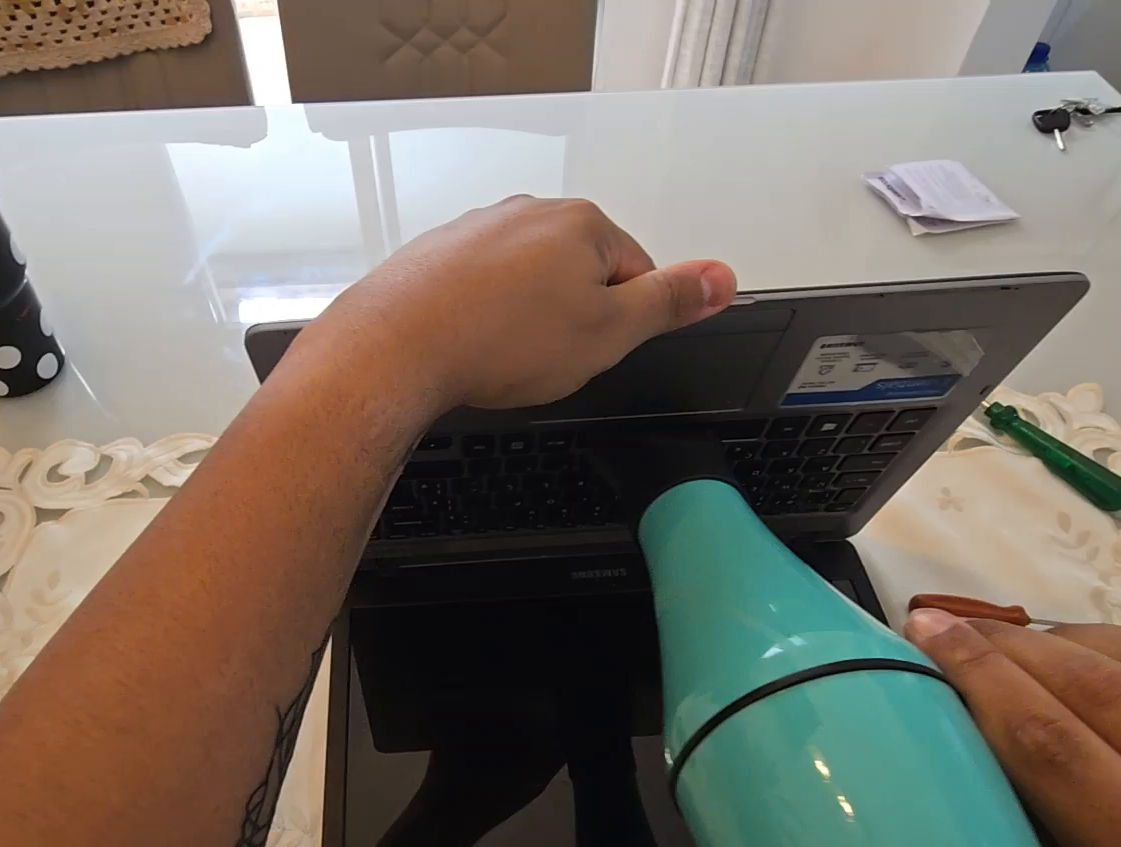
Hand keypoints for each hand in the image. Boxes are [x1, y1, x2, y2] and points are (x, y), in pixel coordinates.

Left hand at [298, 195, 735, 410]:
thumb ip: (669, 303)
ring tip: (503, 355)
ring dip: (523, 321)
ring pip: (524, 285)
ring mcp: (478, 232)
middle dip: (570, 319)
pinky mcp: (439, 257)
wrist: (399, 348)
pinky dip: (481, 318)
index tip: (595, 348)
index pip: (634, 270)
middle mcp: (528, 214)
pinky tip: (471, 345)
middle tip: (548, 358)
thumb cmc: (498, 340)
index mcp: (581, 225)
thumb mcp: (607, 332)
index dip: (621, 322)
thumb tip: (721, 279)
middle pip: (576, 275)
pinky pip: (479, 292)